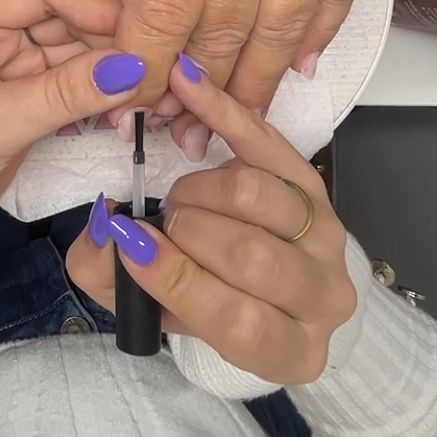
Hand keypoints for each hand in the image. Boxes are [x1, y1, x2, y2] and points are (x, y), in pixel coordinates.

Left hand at [0, 0, 147, 232]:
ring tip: (156, 97)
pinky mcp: (32, 92)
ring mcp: (17, 60)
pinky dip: (105, 95)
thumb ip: (61, 94)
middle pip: (71, 17)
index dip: (95, 6)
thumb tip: (130, 67)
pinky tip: (133, 109)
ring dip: (116, 72)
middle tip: (162, 75)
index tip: (142, 35)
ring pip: (82, 50)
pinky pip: (79, 82)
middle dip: (114, 43)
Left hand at [0, 0, 376, 146]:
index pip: (156, 19)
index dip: (138, 72)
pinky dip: (313, 38)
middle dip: (190, 93)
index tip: (123, 100)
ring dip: (251, 84)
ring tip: (228, 121)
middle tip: (171, 130)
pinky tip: (297, 64)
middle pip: (217, 39)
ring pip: (278, 33)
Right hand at [66, 58, 354, 385]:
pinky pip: (265, 140)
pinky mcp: (313, 180)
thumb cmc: (203, 297)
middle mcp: (323, 299)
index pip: (240, 323)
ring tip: (180, 196)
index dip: (179, 281)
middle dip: (187, 231)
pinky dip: (222, 110)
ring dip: (203, 189)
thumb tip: (109, 225)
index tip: (133, 243)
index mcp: (287, 351)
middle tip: (159, 220)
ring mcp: (328, 237)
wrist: (262, 282)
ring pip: (262, 199)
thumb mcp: (148, 307)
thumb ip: (110, 276)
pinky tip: (186, 84)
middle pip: (254, 259)